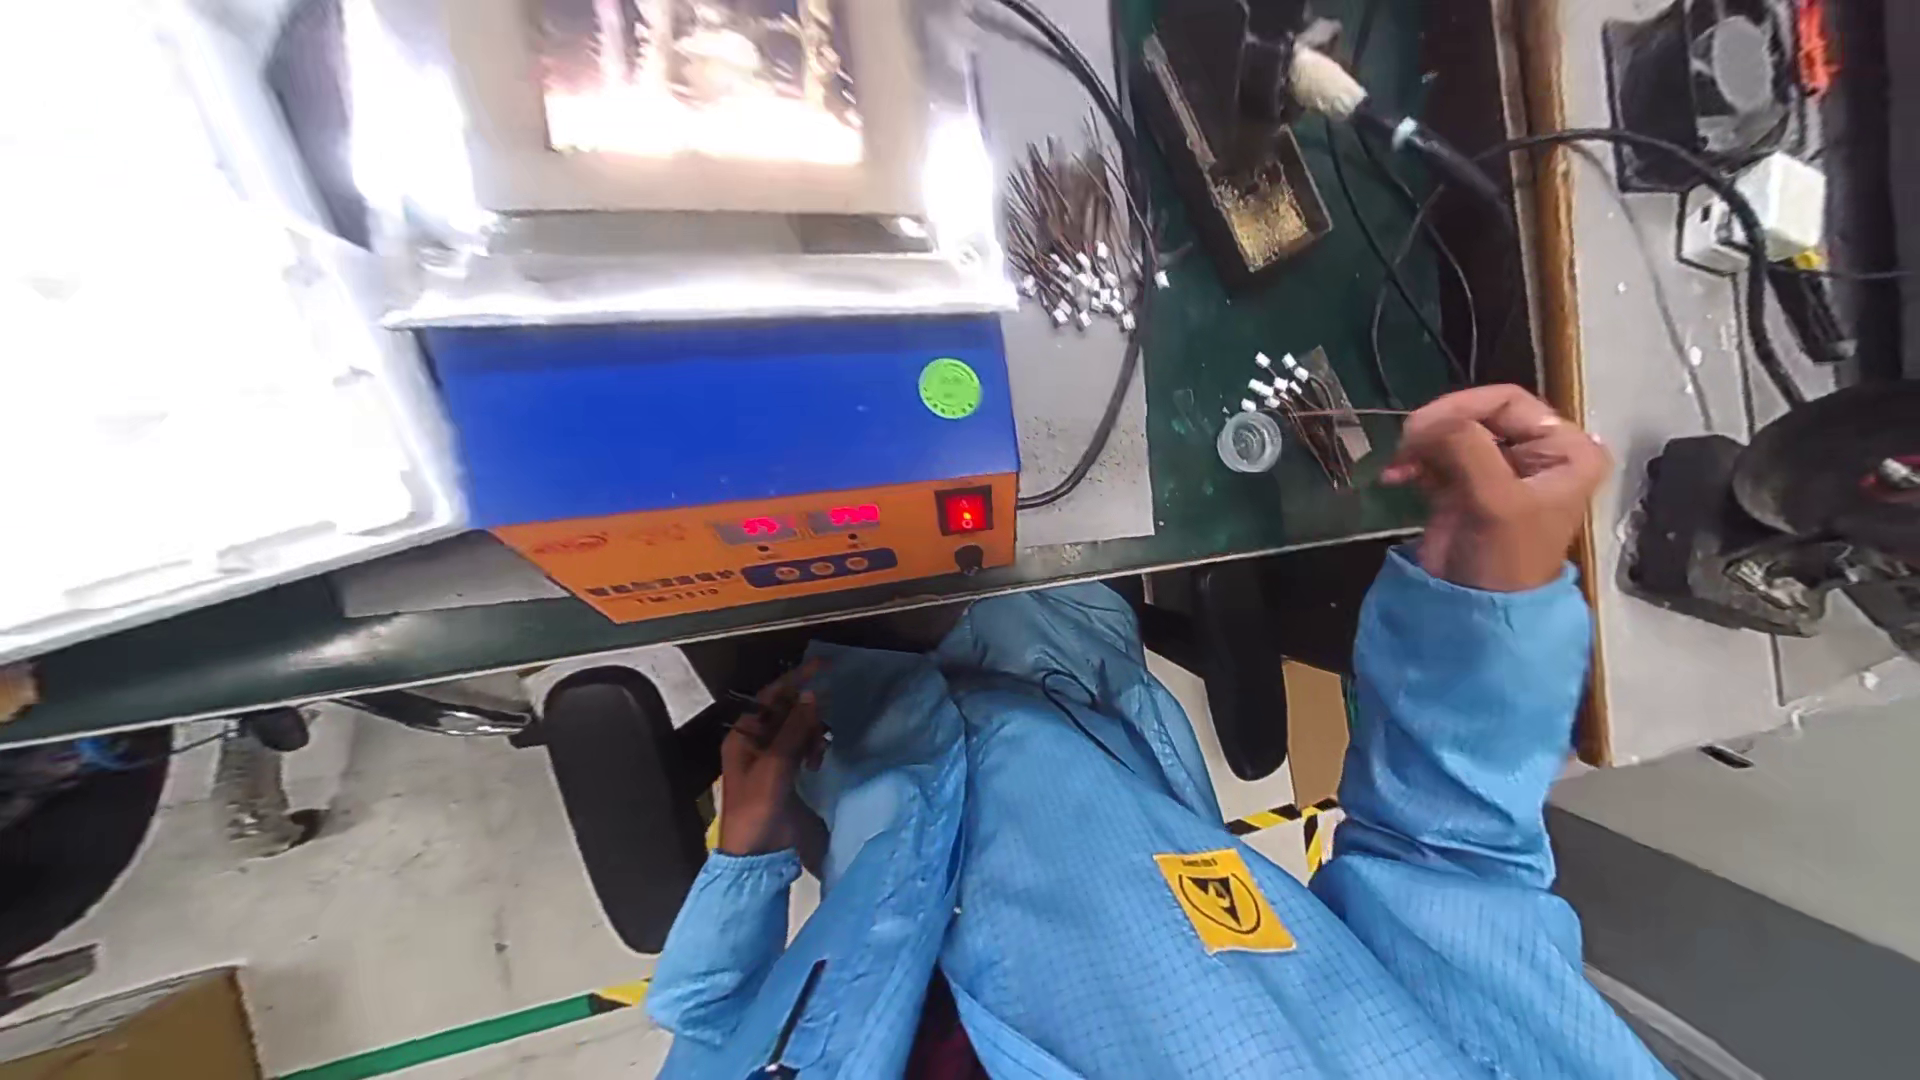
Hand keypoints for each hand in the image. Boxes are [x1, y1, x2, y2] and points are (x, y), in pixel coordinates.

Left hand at [717, 662, 825, 856]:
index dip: (796, 679)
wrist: (757, 858)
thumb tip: (812, 694)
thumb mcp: (776, 765)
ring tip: (817, 753)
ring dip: (811, 733)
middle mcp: (756, 741)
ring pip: (798, 728)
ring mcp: (771, 757)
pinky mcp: (786, 773)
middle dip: (807, 713)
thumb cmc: (758, 808)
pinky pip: (803, 747)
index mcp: (743, 735)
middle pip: (787, 710)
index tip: (823, 667)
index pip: (770, 696)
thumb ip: (795, 728)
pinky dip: (812, 749)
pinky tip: (816, 763)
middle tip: (823, 722)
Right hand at [1381, 385, 1610, 592]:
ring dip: (1417, 448)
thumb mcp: (1495, 499)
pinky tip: (1392, 478)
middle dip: (1435, 430)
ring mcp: (1491, 470)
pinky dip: (1409, 464)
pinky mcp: (1459, 487)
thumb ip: (1467, 450)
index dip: (1461, 407)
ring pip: (1447, 436)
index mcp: (1562, 448)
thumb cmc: (1503, 553)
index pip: (1508, 402)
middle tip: (1404, 448)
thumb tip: (1426, 422)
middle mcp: (1530, 453)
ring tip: (1397, 467)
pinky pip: (1430, 459)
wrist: (1476, 603)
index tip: (1420, 428)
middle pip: (1473, 416)